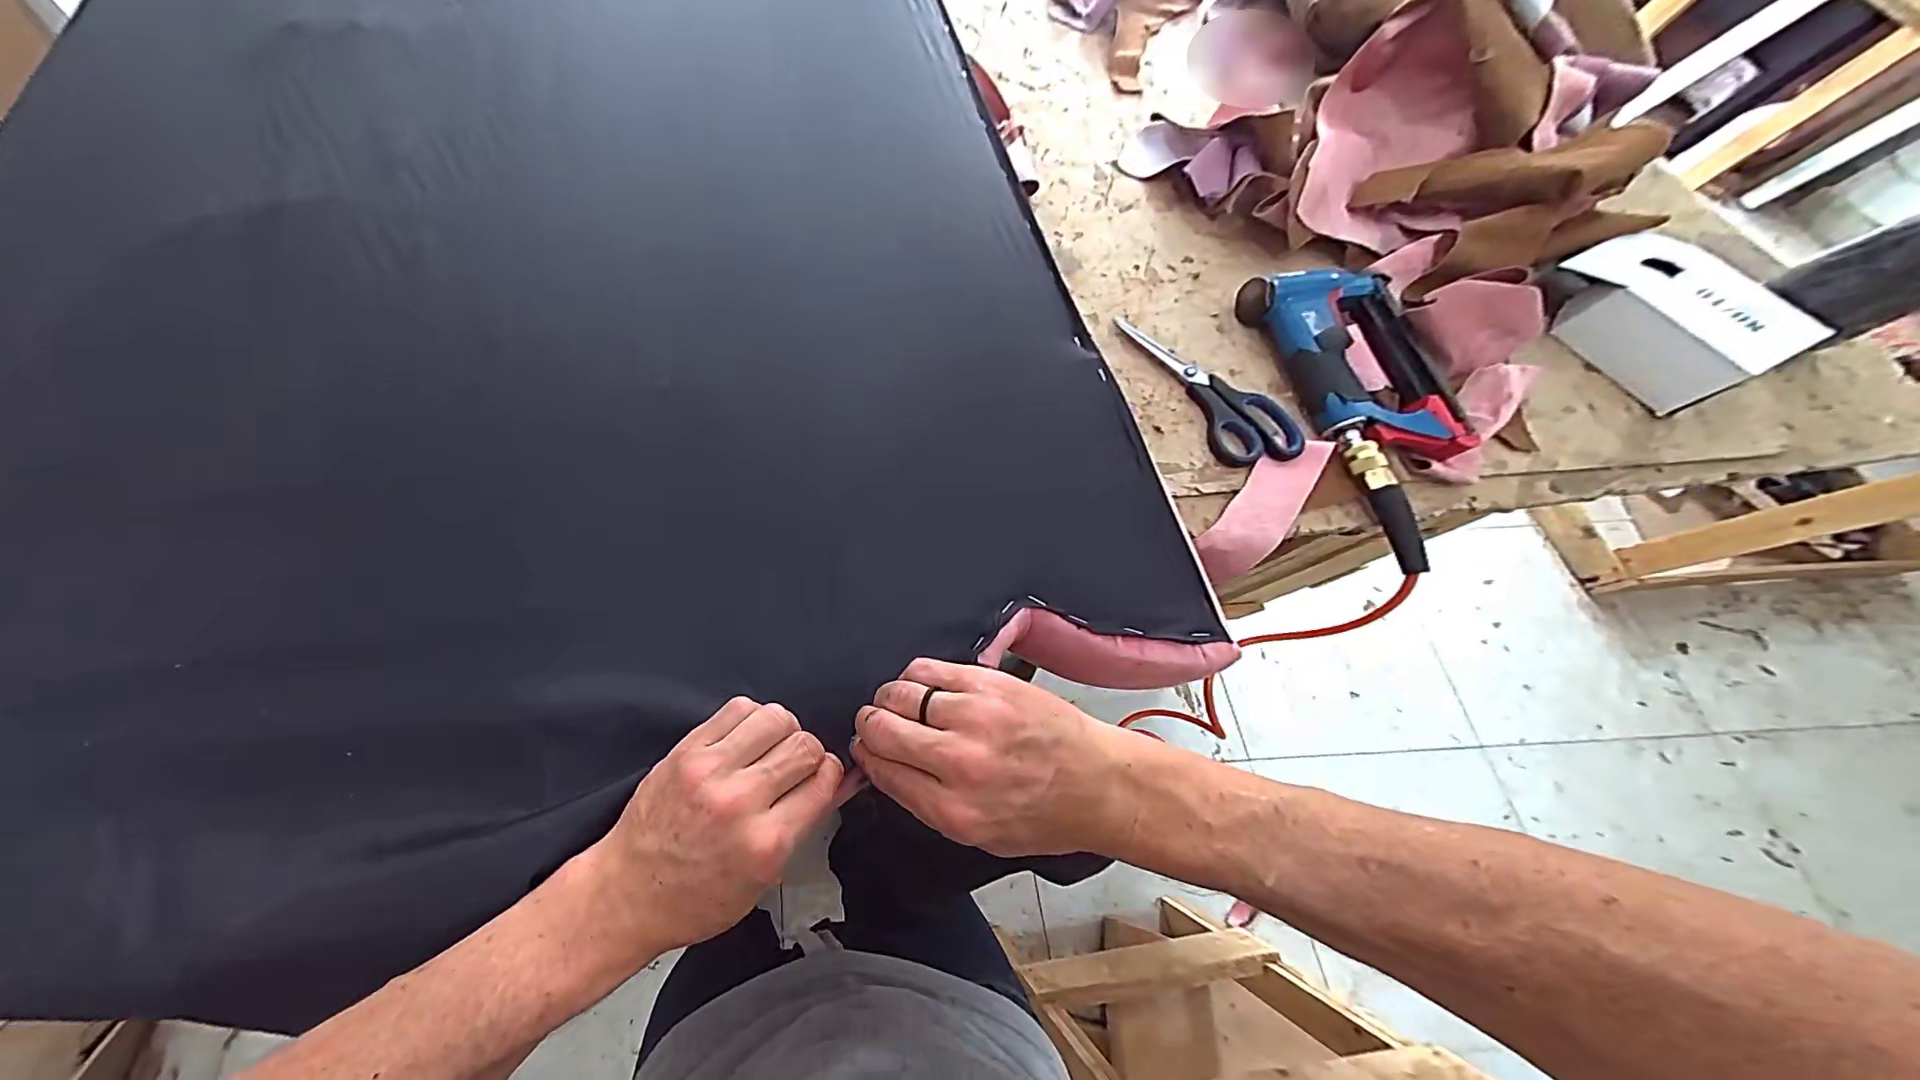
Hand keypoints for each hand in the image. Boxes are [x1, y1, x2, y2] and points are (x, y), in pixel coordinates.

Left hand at [591, 697, 846, 953]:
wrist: (626, 895)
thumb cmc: (693, 897)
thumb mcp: (766, 876)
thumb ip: (808, 822)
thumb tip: (843, 783)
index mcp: (765, 842)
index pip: (825, 778)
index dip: (830, 773)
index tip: (821, 776)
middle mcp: (739, 803)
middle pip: (805, 745)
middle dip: (809, 753)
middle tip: (794, 767)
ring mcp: (709, 773)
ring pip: (776, 717)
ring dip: (783, 730)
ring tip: (770, 749)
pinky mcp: (686, 753)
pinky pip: (738, 708)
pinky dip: (751, 718)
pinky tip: (744, 739)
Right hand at [851, 658, 1146, 857]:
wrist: (1096, 782)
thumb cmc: (1045, 812)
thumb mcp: (980, 836)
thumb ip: (926, 804)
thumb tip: (884, 768)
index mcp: (953, 810)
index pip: (881, 770)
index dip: (866, 755)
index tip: (866, 747)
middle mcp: (959, 763)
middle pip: (882, 729)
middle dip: (870, 724)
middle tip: (876, 722)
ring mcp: (976, 718)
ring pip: (900, 694)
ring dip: (891, 698)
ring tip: (899, 702)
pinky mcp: (990, 684)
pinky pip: (928, 668)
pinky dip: (915, 676)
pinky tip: (923, 686)